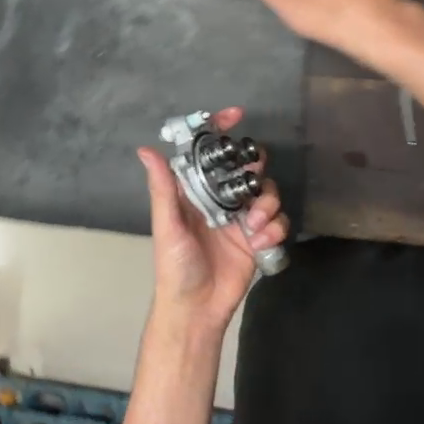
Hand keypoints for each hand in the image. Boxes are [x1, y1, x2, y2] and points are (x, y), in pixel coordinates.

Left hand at [136, 108, 286, 331]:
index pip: (209, 153)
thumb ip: (163, 188)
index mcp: (194, 191)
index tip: (236, 116)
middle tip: (251, 182)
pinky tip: (260, 243)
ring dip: (267, 204)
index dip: (221, 130)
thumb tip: (146, 150)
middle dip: (254, 170)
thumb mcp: (167, 225)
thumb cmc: (175, 266)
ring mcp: (241, 218)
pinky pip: (277, 220)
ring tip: (253, 225)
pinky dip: (274, 227)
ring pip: (267, 192)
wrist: (196, 308)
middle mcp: (219, 199)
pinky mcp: (258, 238)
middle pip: (246, 168)